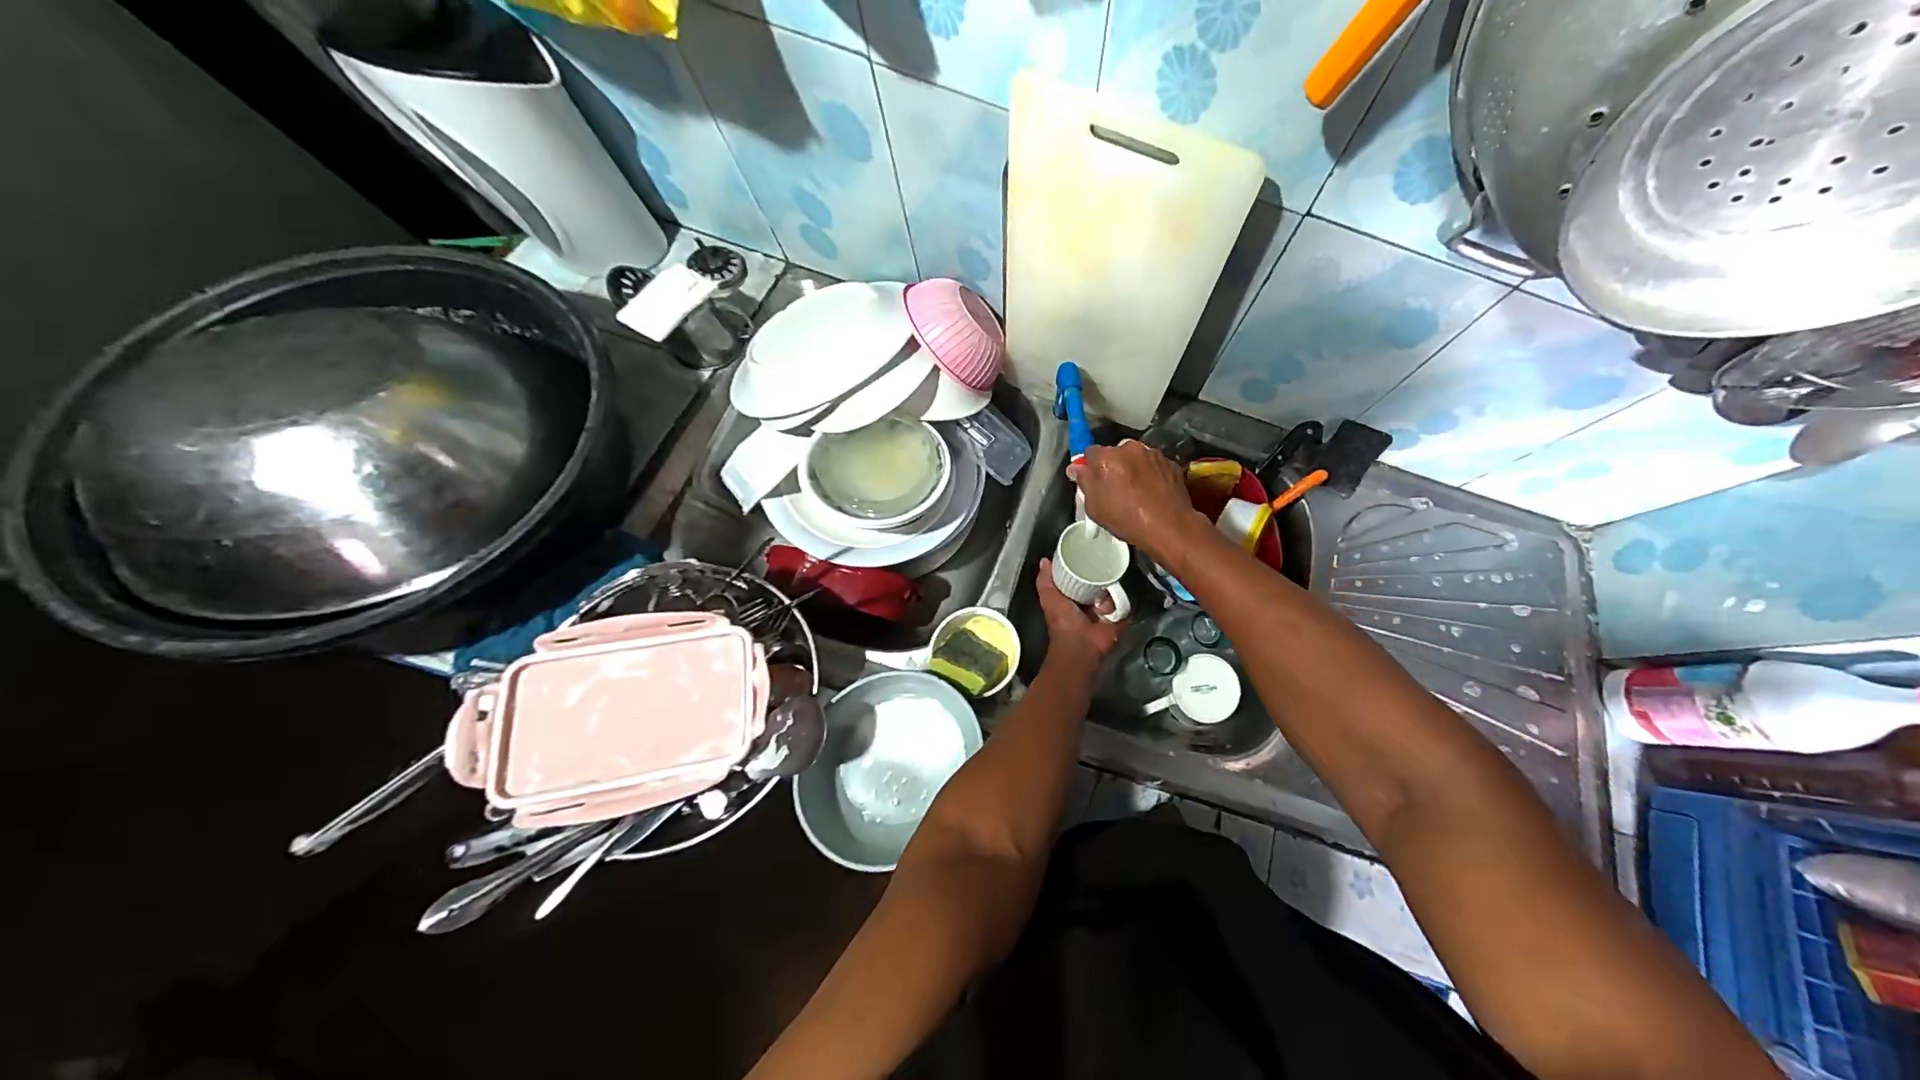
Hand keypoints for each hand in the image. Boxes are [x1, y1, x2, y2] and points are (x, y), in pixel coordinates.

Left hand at [1036, 559, 1126, 665]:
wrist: (1082, 644)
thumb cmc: (1063, 621)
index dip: (1081, 568)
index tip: (1087, 554)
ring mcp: (1105, 611)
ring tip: (1107, 588)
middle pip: (1098, 584)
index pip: (1078, 579)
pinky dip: (1123, 600)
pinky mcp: (1119, 617)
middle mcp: (1089, 604)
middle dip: (1100, 576)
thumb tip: (1044, 561)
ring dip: (1110, 590)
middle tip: (1103, 566)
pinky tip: (1120, 594)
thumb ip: (1045, 581)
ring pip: (1113, 592)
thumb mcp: (1049, 598)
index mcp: (1072, 599)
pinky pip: (1125, 604)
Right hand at [1066, 440, 1204, 556]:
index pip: (1090, 452)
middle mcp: (1130, 448)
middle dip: (1113, 465)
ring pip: (1136, 457)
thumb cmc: (1126, 518)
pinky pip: (1154, 465)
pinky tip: (1152, 492)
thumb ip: (1084, 482)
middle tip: (1115, 488)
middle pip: (1115, 452)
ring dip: (1133, 468)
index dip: (1089, 467)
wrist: (1169, 526)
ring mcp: (1153, 454)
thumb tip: (1076, 468)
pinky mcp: (1171, 463)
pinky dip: (1151, 474)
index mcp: (1106, 457)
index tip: (1093, 480)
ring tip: (1137, 491)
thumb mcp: (1094, 506)